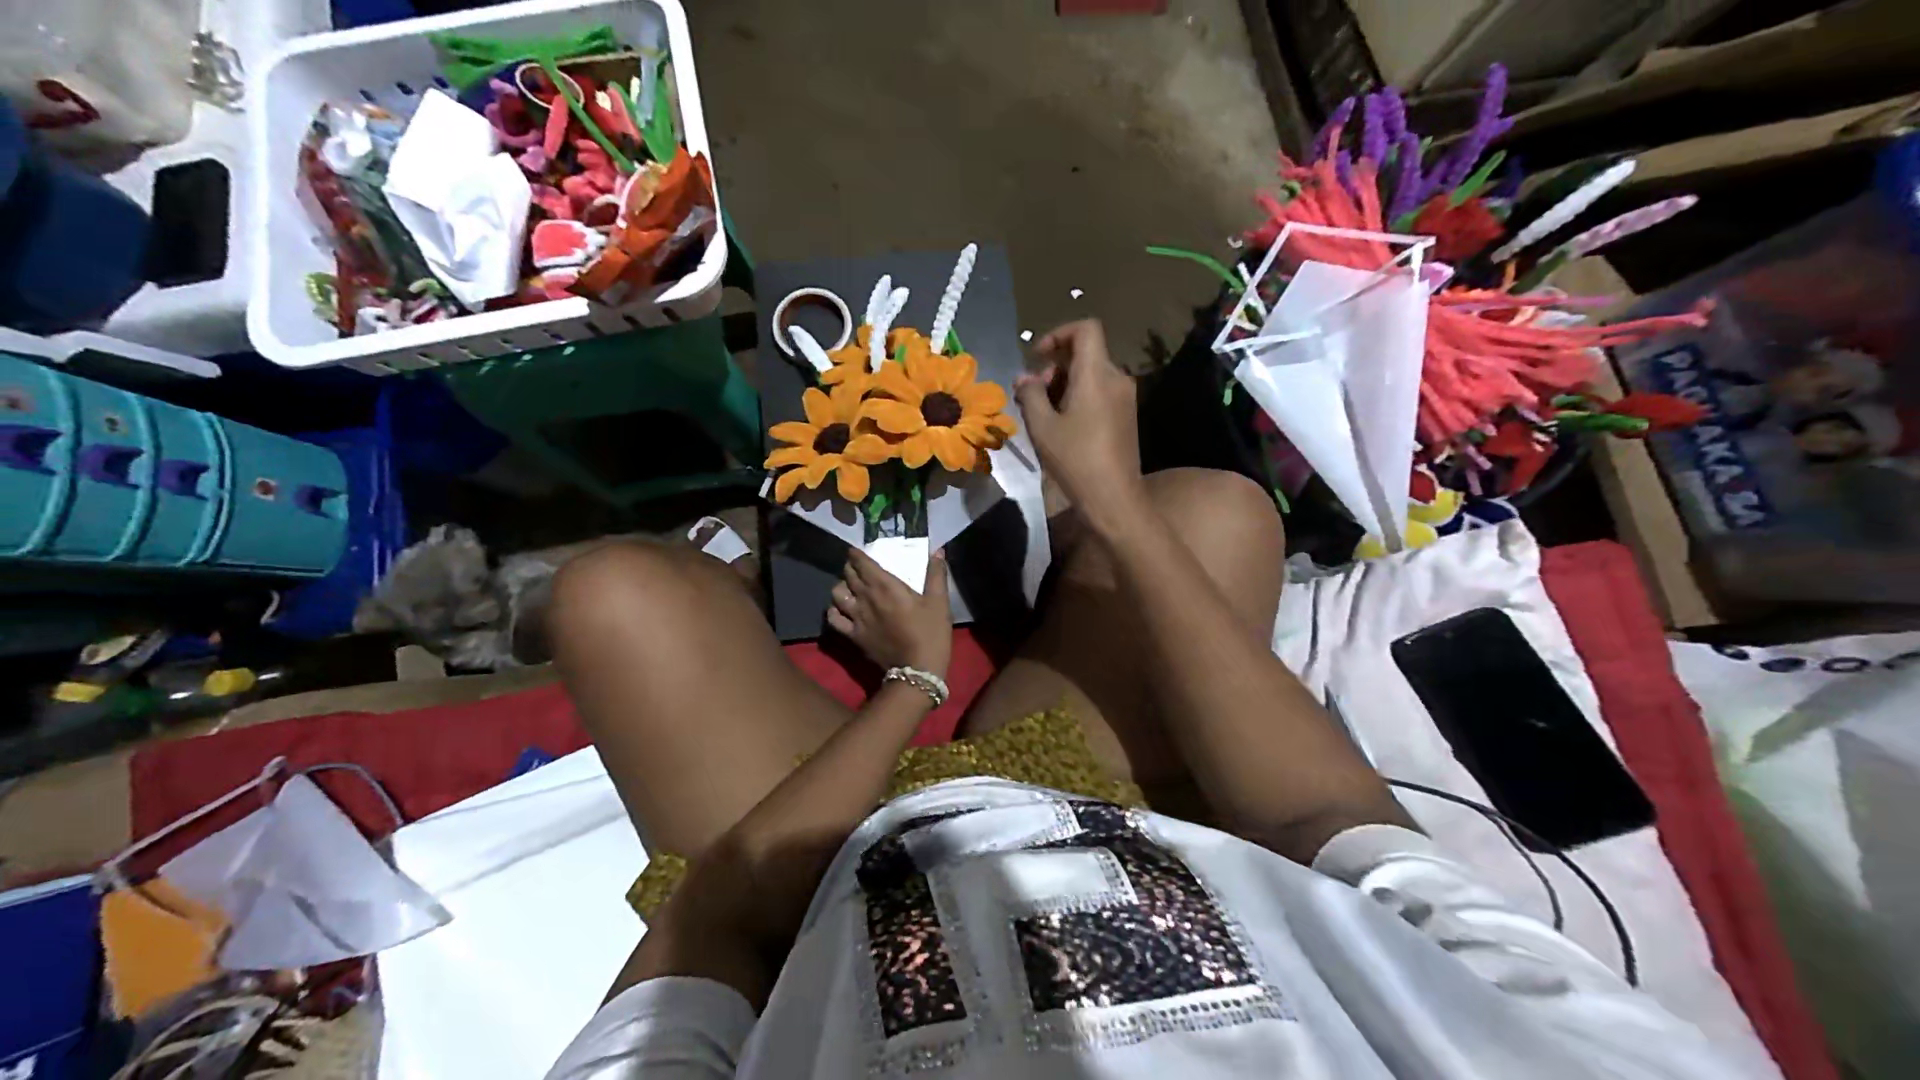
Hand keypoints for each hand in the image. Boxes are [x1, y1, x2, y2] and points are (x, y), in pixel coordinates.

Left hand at [828, 548, 952, 678]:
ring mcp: (856, 617)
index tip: (856, 551)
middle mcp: (866, 598)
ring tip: (849, 587)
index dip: (856, 555)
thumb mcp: (939, 601)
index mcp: (885, 586)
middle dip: (850, 567)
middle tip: (857, 566)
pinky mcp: (853, 635)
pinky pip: (834, 619)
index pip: (862, 563)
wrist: (918, 670)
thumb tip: (938, 551)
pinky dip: (834, 611)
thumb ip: (936, 574)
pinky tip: (840, 610)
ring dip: (841, 586)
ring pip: (837, 594)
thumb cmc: (931, 632)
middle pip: (849, 575)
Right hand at [1015, 320, 1149, 536]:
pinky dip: (1079, 397)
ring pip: (1092, 374)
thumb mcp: (1042, 427)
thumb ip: (1030, 395)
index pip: (1086, 329)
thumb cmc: (1075, 459)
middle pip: (1086, 353)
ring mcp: (1125, 398)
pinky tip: (1062, 424)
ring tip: (1043, 412)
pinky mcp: (1126, 416)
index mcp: (1097, 374)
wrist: (1113, 497)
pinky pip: (1100, 392)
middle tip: (1033, 394)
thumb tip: (1023, 378)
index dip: (1059, 334)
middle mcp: (1116, 378)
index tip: (1038, 357)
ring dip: (1064, 384)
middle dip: (1055, 366)